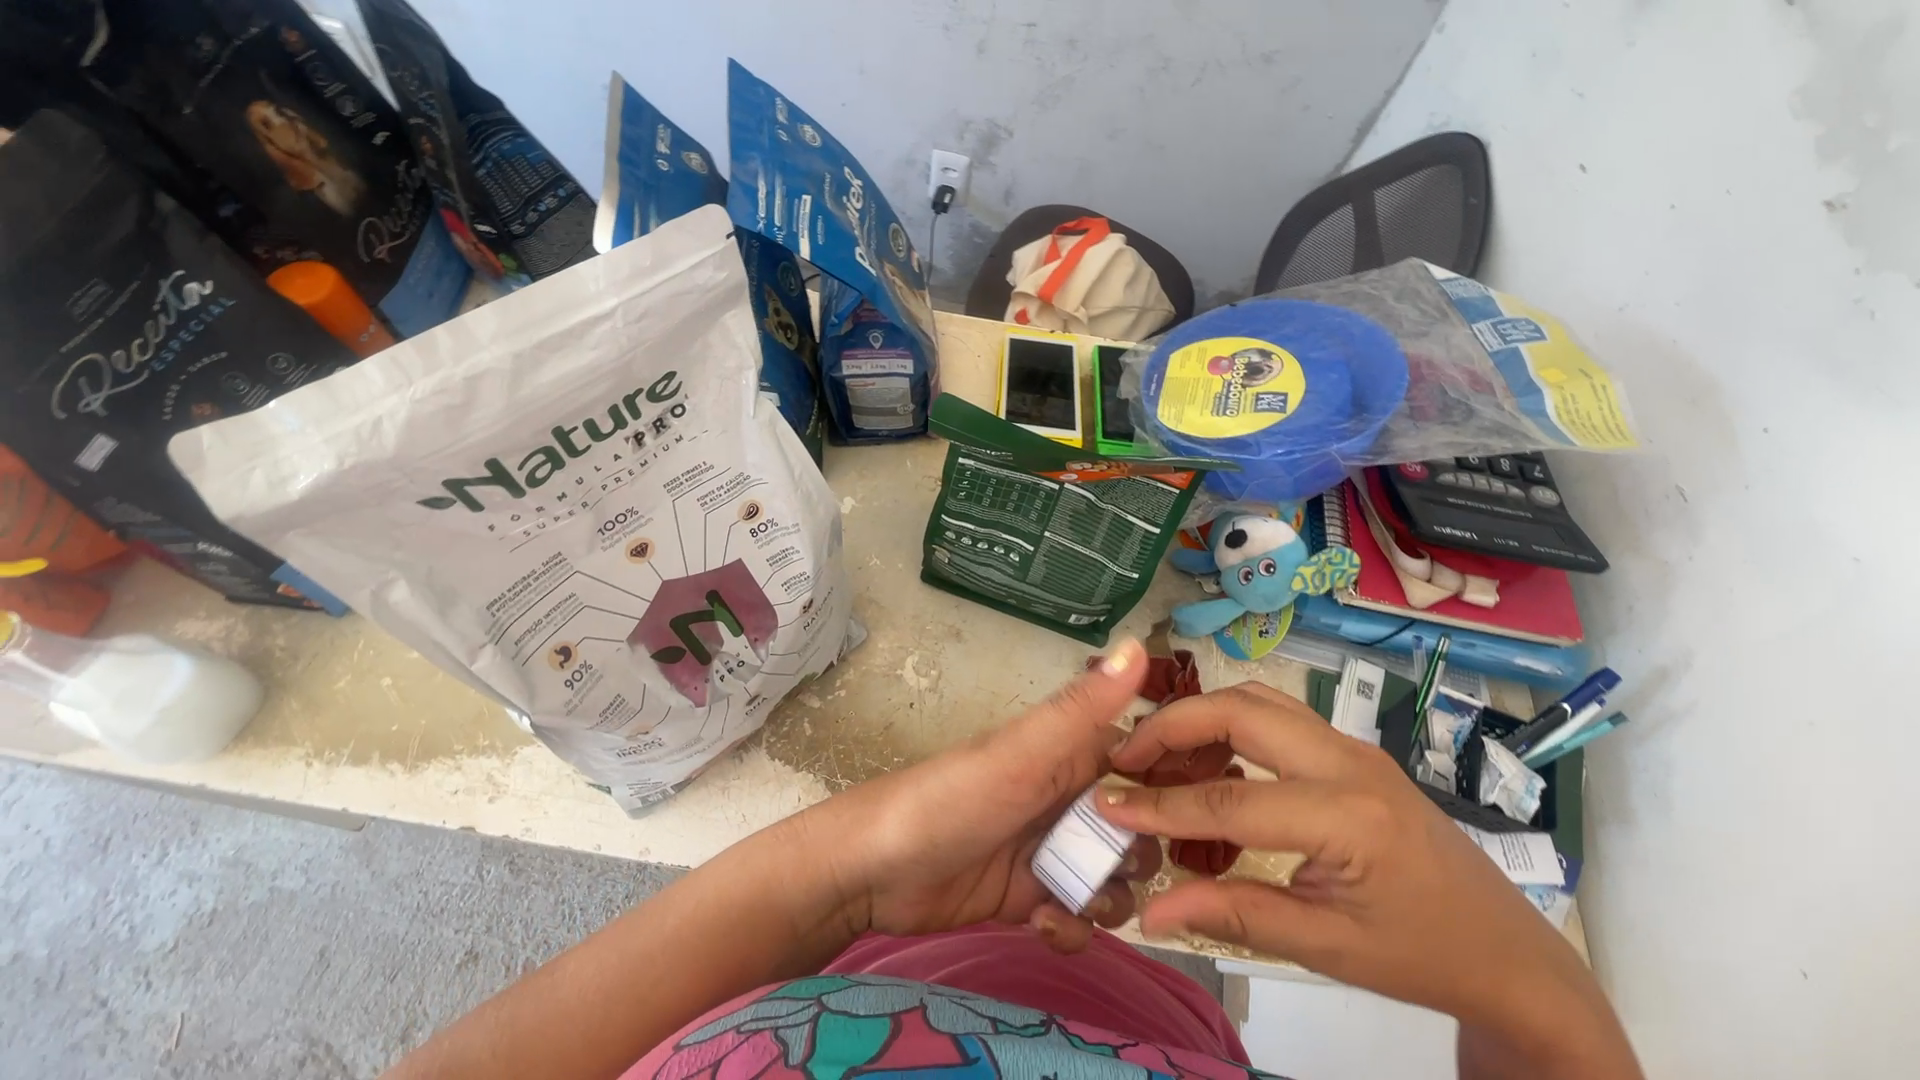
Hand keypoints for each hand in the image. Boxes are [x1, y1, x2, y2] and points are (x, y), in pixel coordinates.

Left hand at [794, 638, 1162, 952]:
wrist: (874, 870)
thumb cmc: (951, 800)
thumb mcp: (1021, 753)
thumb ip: (1082, 709)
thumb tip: (1140, 644)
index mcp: (1068, 757)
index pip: (1141, 763)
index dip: (1170, 786)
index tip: (1194, 811)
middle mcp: (1065, 802)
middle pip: (1137, 831)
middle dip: (1138, 855)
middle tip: (1113, 866)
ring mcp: (1048, 854)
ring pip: (1114, 880)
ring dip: (1107, 899)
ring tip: (1071, 901)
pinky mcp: (1031, 900)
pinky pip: (1079, 918)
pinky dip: (1072, 927)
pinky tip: (1041, 924)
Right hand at [1097, 682, 1641, 1077]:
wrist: (1506, 949)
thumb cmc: (1419, 954)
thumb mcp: (1324, 946)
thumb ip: (1233, 915)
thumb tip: (1148, 914)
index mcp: (1346, 816)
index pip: (1230, 798)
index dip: (1160, 804)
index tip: (1104, 801)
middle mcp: (1348, 762)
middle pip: (1241, 710)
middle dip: (1172, 725)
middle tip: (1124, 758)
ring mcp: (1353, 749)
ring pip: (1259, 700)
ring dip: (1201, 718)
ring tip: (1159, 759)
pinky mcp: (1352, 753)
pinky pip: (1278, 719)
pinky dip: (1230, 728)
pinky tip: (1209, 769)